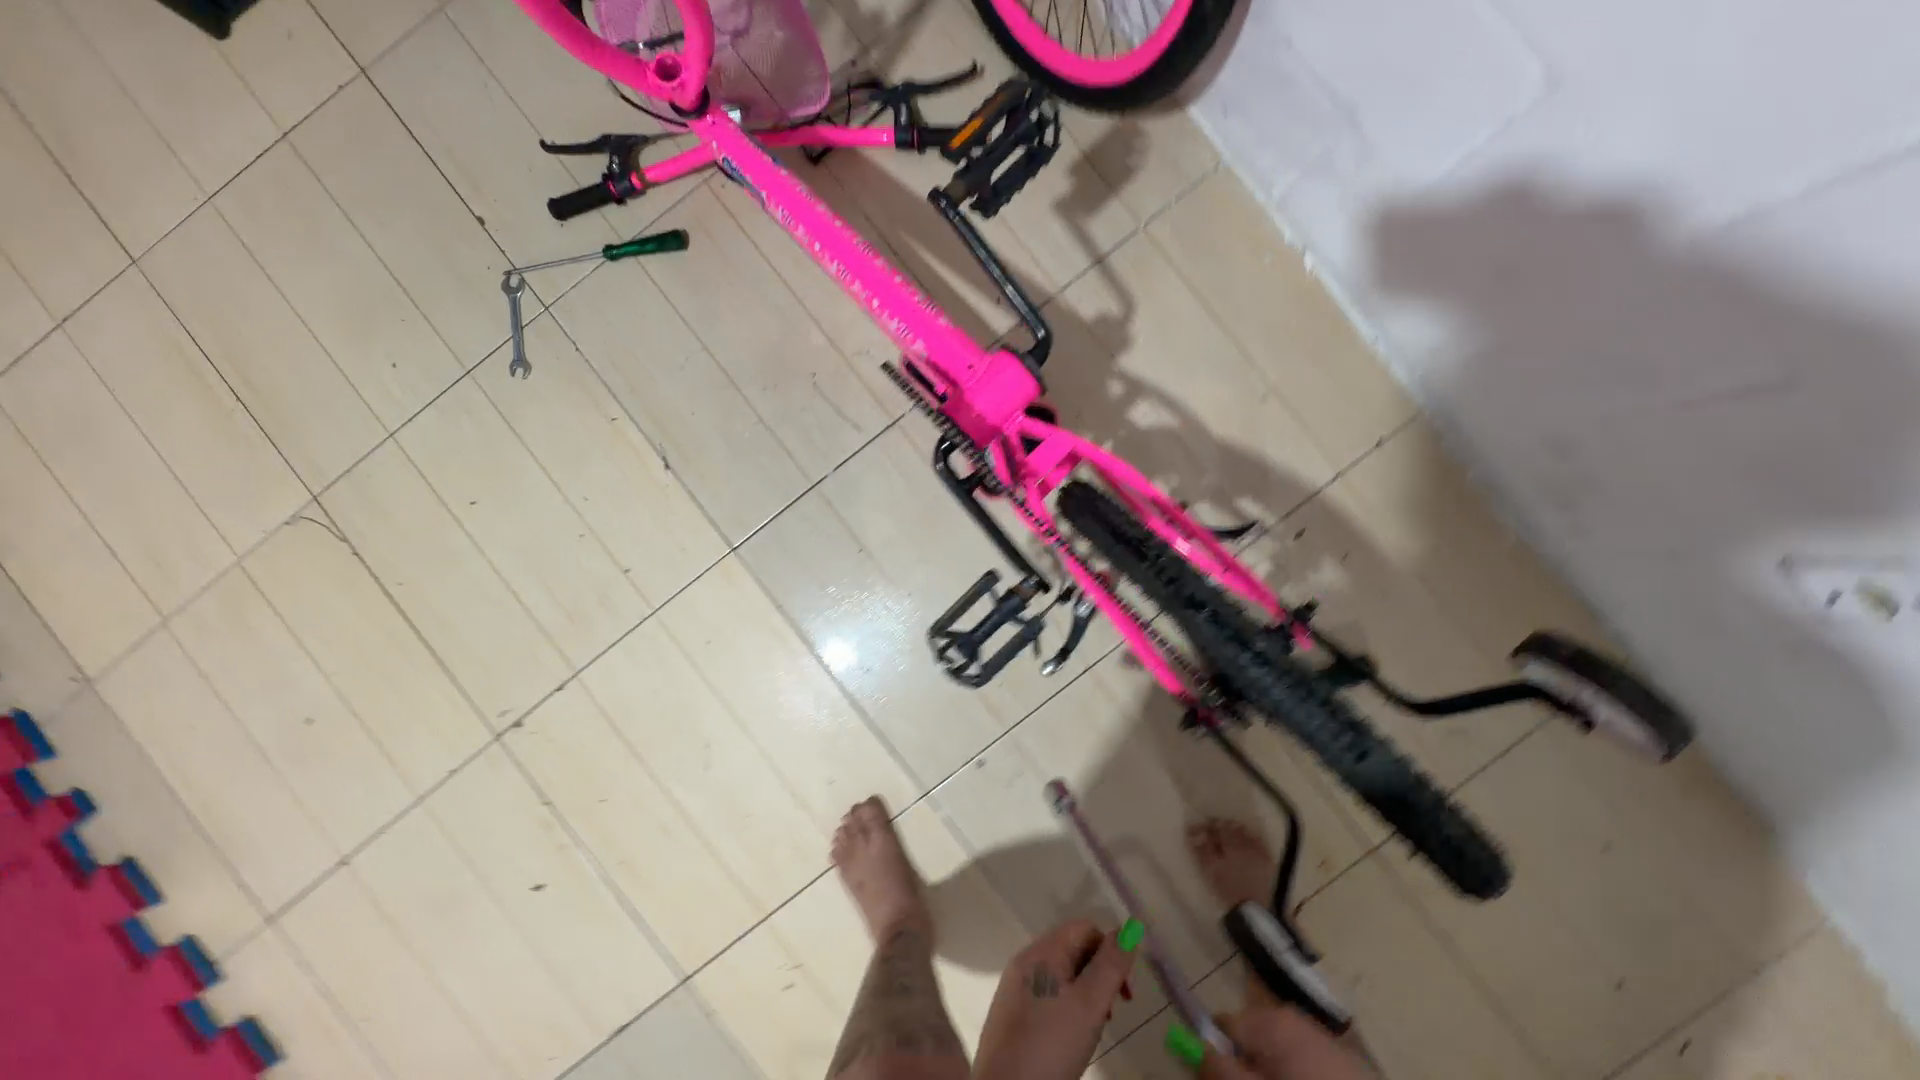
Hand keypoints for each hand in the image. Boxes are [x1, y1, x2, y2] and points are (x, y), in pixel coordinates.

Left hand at [972, 919, 1135, 1079]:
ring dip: (1086, 997)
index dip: (1111, 951)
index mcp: (1041, 951)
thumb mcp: (1090, 1003)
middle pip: (1074, 951)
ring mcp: (1016, 989)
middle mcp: (1025, 962)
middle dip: (1100, 977)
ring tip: (1092, 1030)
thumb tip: (1131, 928)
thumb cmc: (1052, 1044)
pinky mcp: (1013, 1014)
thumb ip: (1112, 964)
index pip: (1085, 929)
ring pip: (1063, 978)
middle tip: (1110, 1014)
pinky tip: (1071, 1040)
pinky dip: (1067, 1011)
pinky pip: (1049, 998)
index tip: (1124, 990)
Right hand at [1198, 1004, 1376, 1079]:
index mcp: (1266, 1021)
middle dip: (1245, 1064)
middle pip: (1247, 1034)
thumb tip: (1200, 1049)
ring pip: (1273, 1047)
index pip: (1220, 1024)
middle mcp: (1288, 1015)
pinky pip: (1298, 1055)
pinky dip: (1294, 1072)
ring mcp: (1314, 1030)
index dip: (1216, 1055)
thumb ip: (1222, 1071)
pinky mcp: (1336, 1050)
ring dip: (1270, 1069)